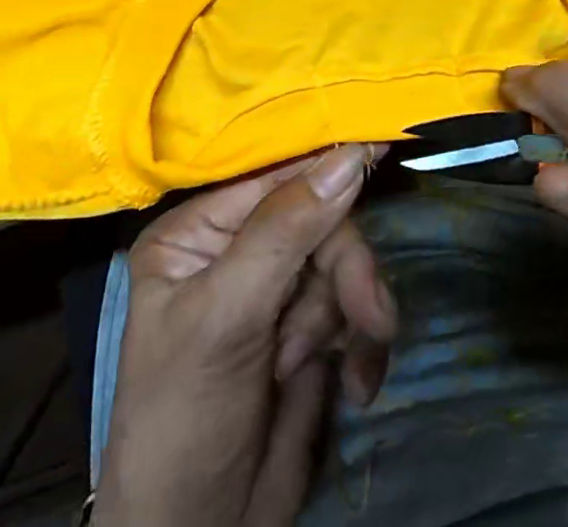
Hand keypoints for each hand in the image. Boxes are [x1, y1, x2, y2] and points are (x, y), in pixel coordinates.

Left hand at [96, 145, 396, 526]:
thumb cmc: (187, 416)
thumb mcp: (226, 316)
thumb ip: (286, 231)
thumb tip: (348, 155)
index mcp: (198, 234)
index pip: (273, 179)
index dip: (326, 168)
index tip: (381, 152)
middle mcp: (238, 251)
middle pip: (322, 223)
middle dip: (345, 274)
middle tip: (367, 317)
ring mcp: (278, 290)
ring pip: (344, 266)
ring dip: (351, 316)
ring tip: (334, 370)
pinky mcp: (312, 327)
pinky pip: (357, 308)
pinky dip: (364, 345)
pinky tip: (354, 386)